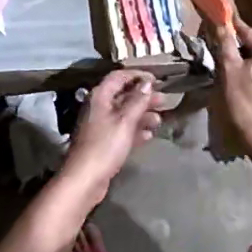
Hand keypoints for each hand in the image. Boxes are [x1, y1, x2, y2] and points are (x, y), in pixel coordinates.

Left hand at [60, 70, 176, 196]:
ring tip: (159, 119)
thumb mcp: (125, 121)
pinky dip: (135, 130)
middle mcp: (99, 106)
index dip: (136, 75)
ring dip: (142, 114)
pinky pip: (122, 129)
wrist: (87, 176)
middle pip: (123, 95)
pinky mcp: (105, 140)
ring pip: (124, 113)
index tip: (156, 79)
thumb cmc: (106, 144)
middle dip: (143, 96)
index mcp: (100, 96)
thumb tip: (147, 83)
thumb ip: (137, 101)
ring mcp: (101, 124)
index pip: (118, 77)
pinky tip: (148, 135)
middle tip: (164, 100)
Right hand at [217, 19, 251, 153]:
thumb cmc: (243, 98)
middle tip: (216, 48)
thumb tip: (220, 23)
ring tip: (225, 66)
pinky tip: (238, 84)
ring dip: (243, 62)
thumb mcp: (229, 67)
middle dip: (236, 47)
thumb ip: (225, 42)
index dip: (231, 26)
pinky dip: (250, 76)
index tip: (217, 19)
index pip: (248, 33)